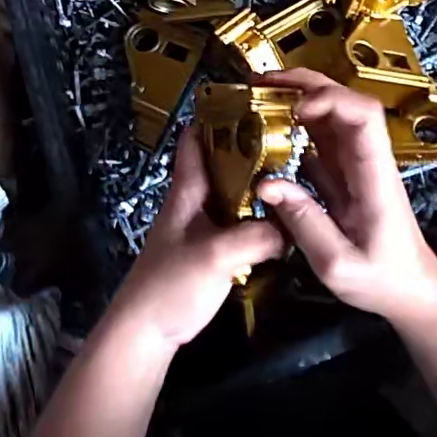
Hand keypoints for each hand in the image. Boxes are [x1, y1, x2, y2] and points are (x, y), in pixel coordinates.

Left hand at [100, 127, 284, 356]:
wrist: (145, 333)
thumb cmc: (170, 284)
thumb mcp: (217, 255)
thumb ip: (256, 237)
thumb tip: (290, 229)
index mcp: (187, 191)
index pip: (195, 141)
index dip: (217, 117)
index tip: (252, 103)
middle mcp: (193, 202)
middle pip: (221, 165)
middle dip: (250, 151)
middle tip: (288, 145)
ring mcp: (200, 228)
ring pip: (231, 195)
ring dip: (255, 187)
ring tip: (291, 182)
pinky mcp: (208, 253)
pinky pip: (237, 224)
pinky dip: (256, 219)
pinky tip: (280, 225)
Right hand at [254, 69, 436, 326]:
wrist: (409, 291)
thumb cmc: (383, 280)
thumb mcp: (338, 264)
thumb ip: (304, 223)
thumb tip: (266, 185)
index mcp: (375, 174)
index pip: (363, 114)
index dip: (329, 99)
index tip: (294, 110)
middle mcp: (366, 158)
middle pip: (343, 100)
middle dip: (303, 84)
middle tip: (260, 84)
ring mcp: (355, 162)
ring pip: (328, 113)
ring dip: (294, 98)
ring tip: (256, 98)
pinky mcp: (343, 171)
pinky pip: (318, 137)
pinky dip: (292, 125)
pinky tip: (266, 129)